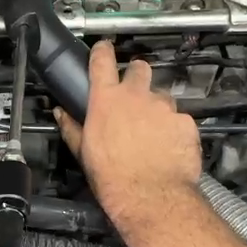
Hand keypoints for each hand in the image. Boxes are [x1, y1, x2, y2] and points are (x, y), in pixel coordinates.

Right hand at [54, 41, 201, 233]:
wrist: (150, 197)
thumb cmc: (113, 178)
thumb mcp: (84, 152)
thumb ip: (72, 127)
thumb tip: (62, 114)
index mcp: (106, 100)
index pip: (102, 61)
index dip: (102, 51)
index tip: (103, 49)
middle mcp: (136, 96)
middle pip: (139, 68)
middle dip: (136, 76)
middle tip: (133, 95)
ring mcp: (164, 107)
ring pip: (161, 95)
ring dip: (156, 107)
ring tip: (151, 132)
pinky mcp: (185, 121)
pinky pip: (179, 118)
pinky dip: (173, 128)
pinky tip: (167, 146)